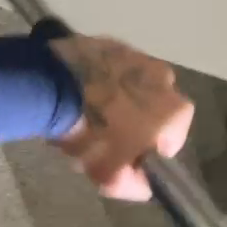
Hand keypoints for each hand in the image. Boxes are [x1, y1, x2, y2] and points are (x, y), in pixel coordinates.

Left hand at [50, 35, 193, 201]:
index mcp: (176, 108)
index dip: (147, 150)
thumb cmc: (89, 134)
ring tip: (86, 107)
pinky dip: (95, 74)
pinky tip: (75, 87)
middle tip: (103, 130)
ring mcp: (132, 53)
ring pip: (128, 82)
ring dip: (115, 93)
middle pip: (150, 105)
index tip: (124, 154)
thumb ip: (134, 185)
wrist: (49, 87)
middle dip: (133, 118)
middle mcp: (163, 76)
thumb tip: (140, 183)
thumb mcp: (110, 175)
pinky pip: (104, 64)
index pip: (170, 138)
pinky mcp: (102, 40)